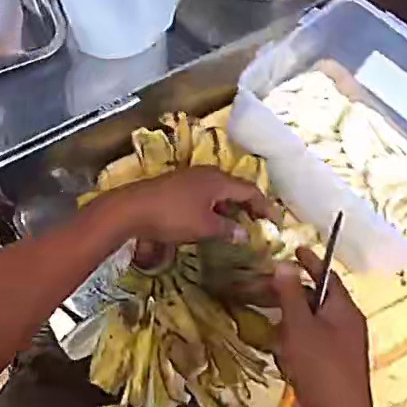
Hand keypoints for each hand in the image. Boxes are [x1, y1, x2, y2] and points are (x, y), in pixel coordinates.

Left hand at [103, 167, 273, 245]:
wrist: (131, 209)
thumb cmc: (172, 217)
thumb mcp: (204, 227)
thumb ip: (227, 229)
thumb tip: (244, 233)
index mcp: (218, 180)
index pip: (249, 190)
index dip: (265, 205)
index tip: (275, 220)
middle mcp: (205, 173)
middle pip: (234, 187)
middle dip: (248, 204)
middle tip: (258, 221)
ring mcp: (189, 177)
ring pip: (217, 190)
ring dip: (229, 206)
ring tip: (236, 224)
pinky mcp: (175, 185)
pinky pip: (203, 193)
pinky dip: (213, 206)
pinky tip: (209, 220)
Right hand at [272, 246, 375, 406]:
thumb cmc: (320, 368)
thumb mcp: (300, 326)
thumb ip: (290, 294)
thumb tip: (285, 264)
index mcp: (344, 311)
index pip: (327, 276)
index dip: (310, 262)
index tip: (295, 248)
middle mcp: (346, 326)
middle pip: (316, 299)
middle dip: (291, 293)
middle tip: (265, 285)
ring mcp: (340, 349)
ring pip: (310, 323)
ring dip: (289, 321)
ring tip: (268, 320)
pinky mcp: (329, 368)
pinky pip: (309, 345)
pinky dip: (293, 343)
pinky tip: (278, 352)